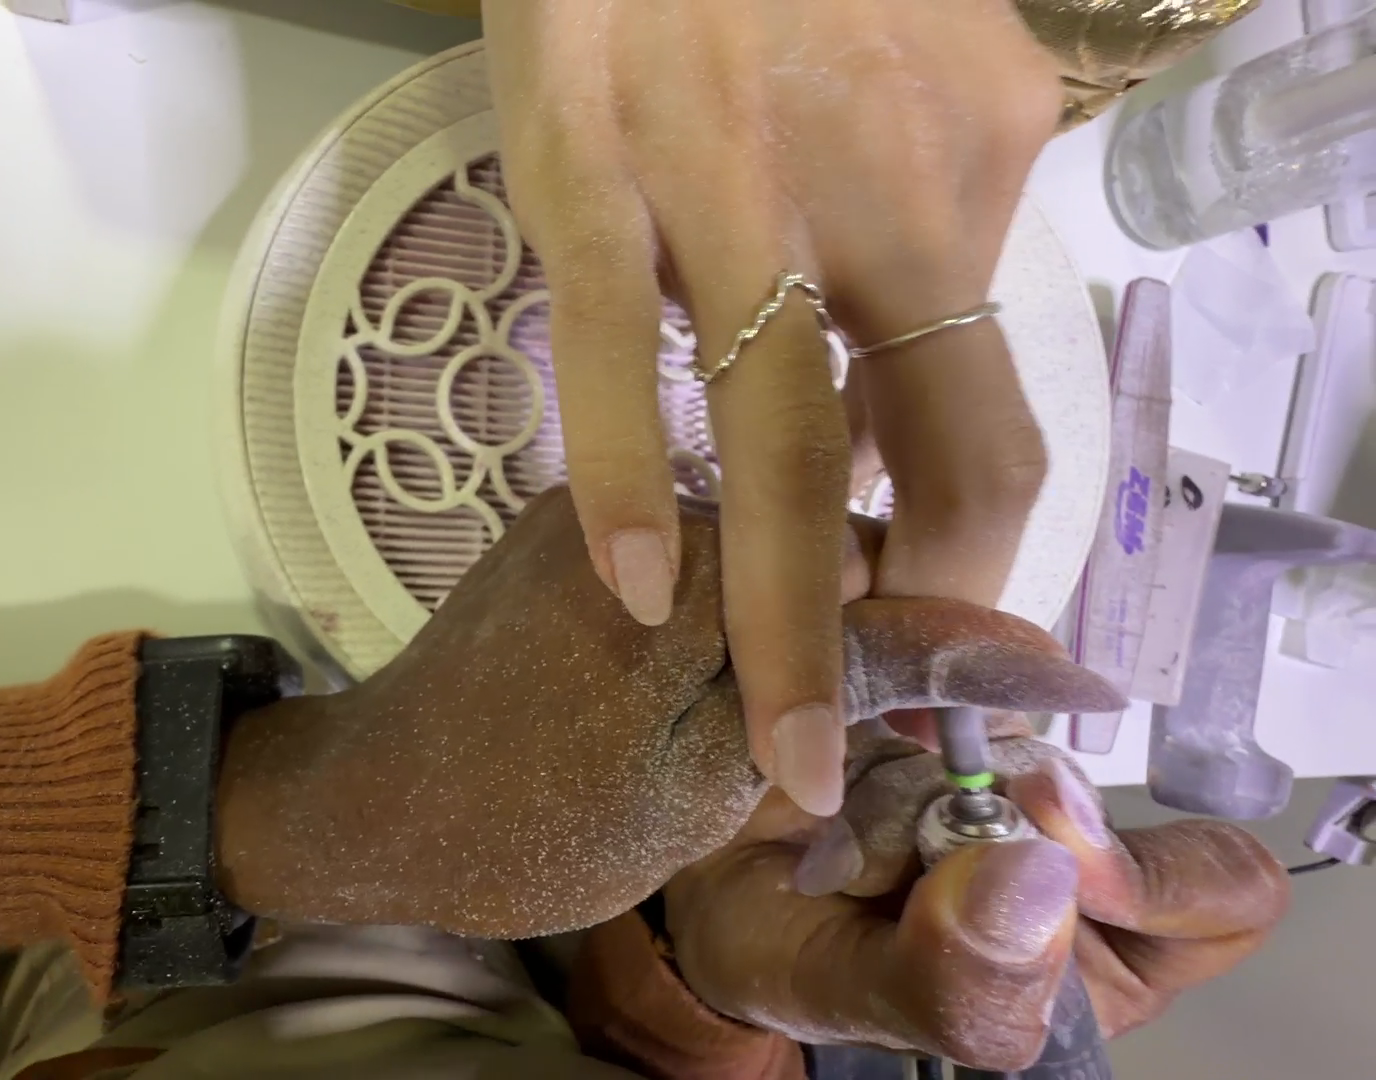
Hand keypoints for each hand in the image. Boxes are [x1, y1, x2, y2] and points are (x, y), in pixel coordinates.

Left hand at [215, 490, 1120, 940]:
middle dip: (872, 615)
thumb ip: (834, 682)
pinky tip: (722, 662)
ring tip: (813, 694)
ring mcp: (584, 508)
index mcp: (683, 557)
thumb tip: (997, 644)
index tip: (1029, 691)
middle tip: (907, 705)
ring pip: (743, 537)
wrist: (382, 801)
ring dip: (796, 606)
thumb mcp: (708, 779)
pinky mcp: (555, 534)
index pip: (866, 557)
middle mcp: (634, 501)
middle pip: (807, 531)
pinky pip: (675, 547)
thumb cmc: (534, 826)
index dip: (950, 626)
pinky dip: (724, 600)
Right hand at [482, 0, 1062, 815]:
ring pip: (782, 437)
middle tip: (846, 754)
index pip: (988, 422)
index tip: (899, 644)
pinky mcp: (596, 177)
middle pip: (932, 457)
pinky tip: (630, 589)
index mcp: (966, 165)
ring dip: (779, 615)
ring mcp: (732, 185)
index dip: (958, 563)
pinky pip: (615, 357)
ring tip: (771, 737)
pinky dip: (621, 485)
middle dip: (898, 635)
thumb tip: (850, 390)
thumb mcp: (874, 93)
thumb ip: (884, 247)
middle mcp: (884, 186)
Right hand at [665, 730, 1290, 1068]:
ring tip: (821, 790)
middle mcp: (1035, 835)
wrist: (690, 875)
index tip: (1029, 846)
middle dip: (969, 797)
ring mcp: (965, 759)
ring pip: (990, 714)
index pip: (1202, 887)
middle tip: (881, 823)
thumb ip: (959, 979)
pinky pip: (914, 664)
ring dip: (899, 749)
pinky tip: (813, 719)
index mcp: (1079, 936)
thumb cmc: (784, 958)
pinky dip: (869, 681)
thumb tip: (1038, 878)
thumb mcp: (865, 996)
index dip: (1143, 869)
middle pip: (1070, 782)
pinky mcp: (898, 698)